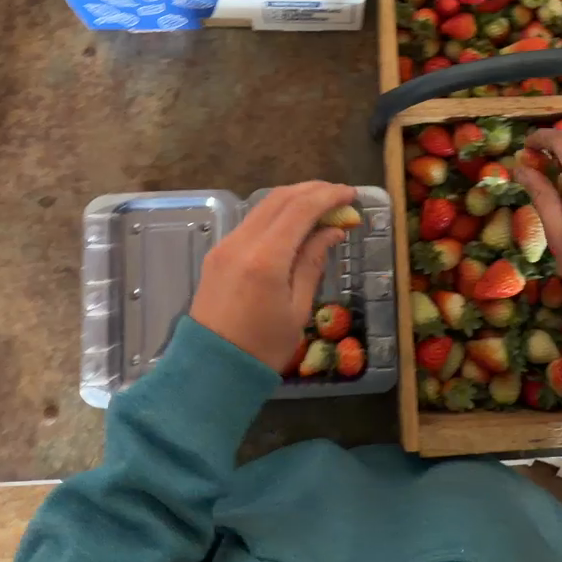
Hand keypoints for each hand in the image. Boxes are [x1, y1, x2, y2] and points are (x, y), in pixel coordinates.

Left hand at [189, 181, 355, 371]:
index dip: (328, 196)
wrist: (209, 370)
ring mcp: (226, 245)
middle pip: (280, 199)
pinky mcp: (218, 252)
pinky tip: (295, 223)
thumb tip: (332, 230)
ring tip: (322, 205)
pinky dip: (278, 214)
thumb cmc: (262, 349)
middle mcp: (242, 242)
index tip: (351, 194)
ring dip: (295, 199)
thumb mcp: (298, 309)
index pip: (300, 209)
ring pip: (264, 206)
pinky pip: (252, 221)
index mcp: (265, 259)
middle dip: (313, 191)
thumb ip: (312, 263)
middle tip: (340, 195)